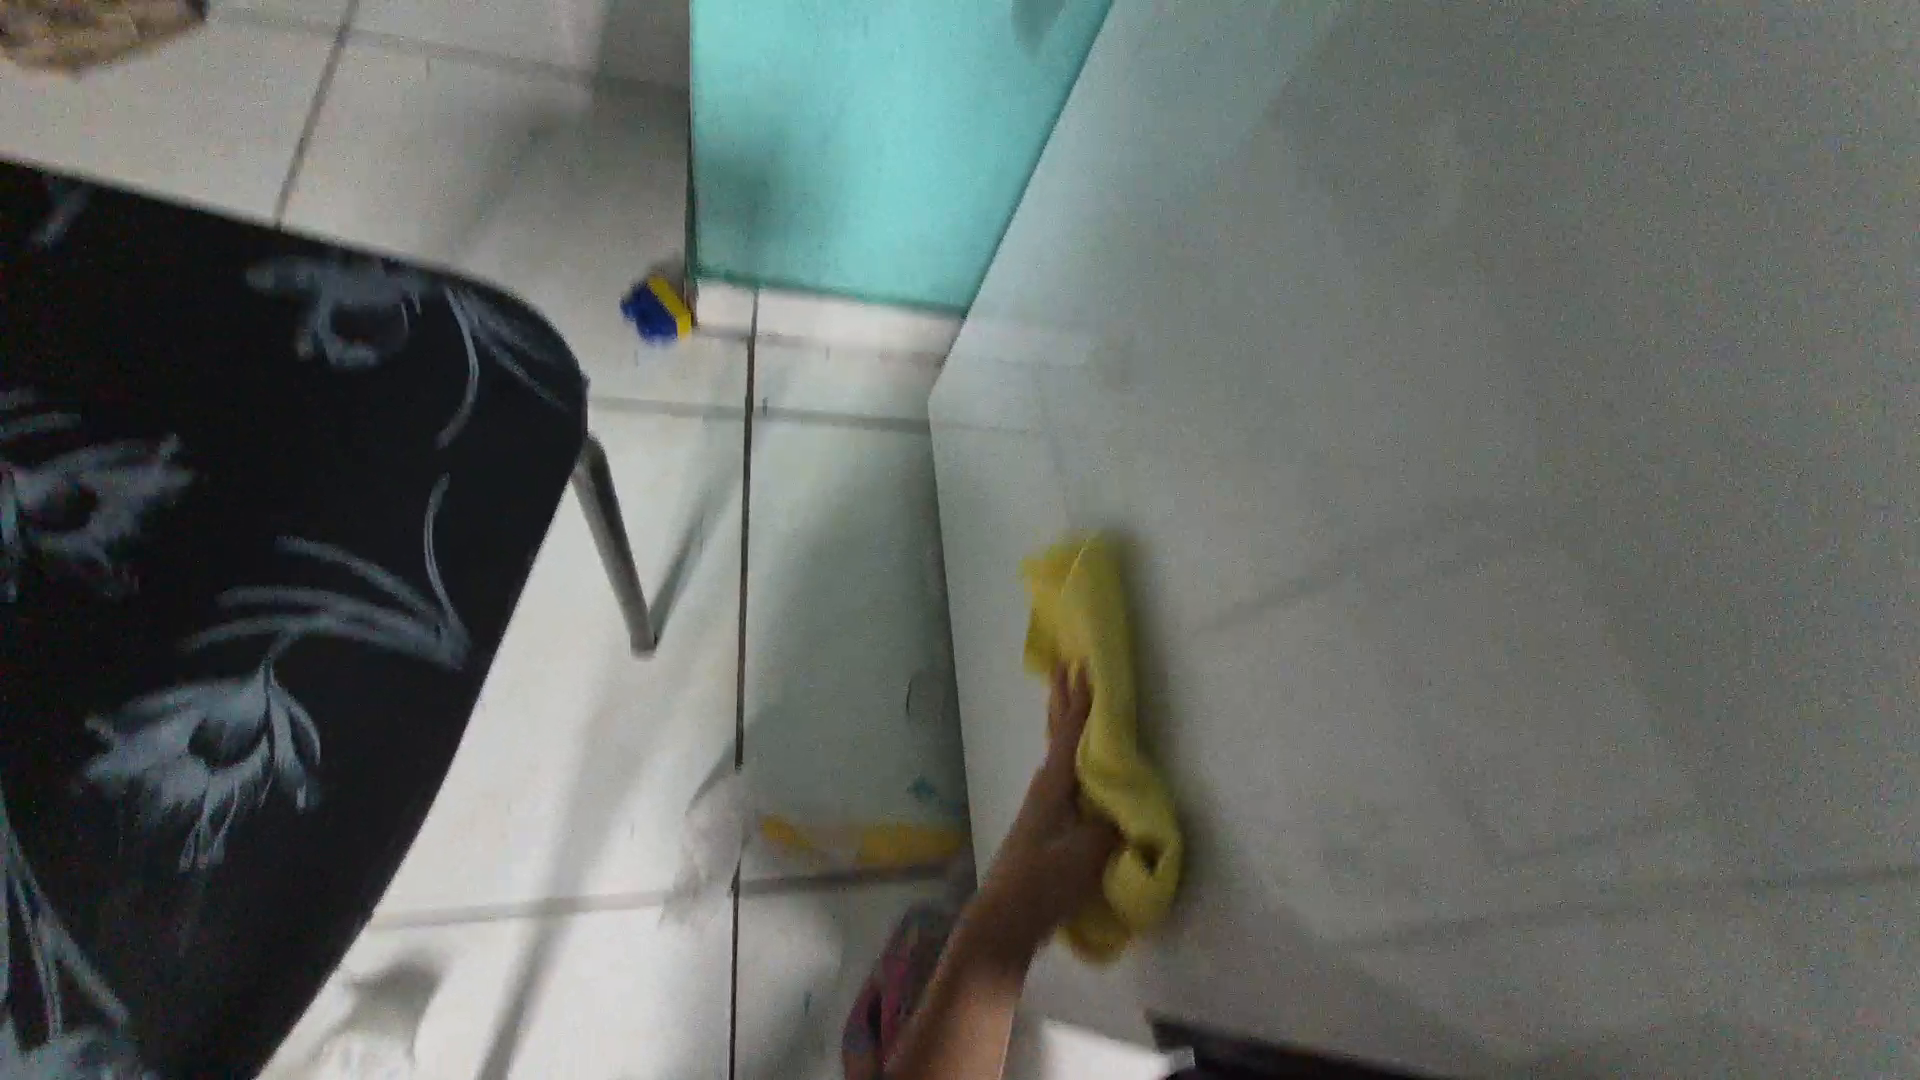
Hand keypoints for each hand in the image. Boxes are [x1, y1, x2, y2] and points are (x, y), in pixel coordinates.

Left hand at [965, 666, 1119, 966]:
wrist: (1005, 920)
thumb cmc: (1043, 882)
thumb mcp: (1085, 855)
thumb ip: (1109, 827)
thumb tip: (1128, 807)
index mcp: (1053, 786)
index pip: (1071, 734)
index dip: (1081, 702)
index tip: (1084, 667)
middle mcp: (1044, 788)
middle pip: (1055, 734)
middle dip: (1062, 701)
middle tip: (1065, 667)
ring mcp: (1041, 807)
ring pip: (1056, 753)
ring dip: (1064, 726)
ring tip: (1070, 707)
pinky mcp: (1043, 827)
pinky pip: (1060, 776)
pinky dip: (1068, 757)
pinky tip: (1075, 770)